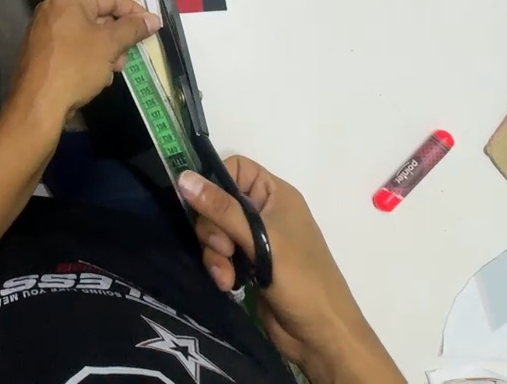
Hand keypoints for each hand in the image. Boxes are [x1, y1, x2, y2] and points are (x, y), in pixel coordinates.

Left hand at [7, 0, 158, 129]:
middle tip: (126, 56)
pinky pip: (73, 47)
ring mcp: (45, 29)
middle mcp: (53, 8)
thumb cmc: (76, 66)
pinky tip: (95, 77)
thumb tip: (152, 19)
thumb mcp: (110, 45)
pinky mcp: (42, 50)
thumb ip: (132, 29)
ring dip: (105, 52)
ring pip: (87, 34)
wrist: (39, 102)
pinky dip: (88, 58)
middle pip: (97, 16)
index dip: (133, 11)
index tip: (151, 26)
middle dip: (116, 38)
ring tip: (110, 71)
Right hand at [179, 159, 397, 383]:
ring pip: (216, 229)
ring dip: (214, 252)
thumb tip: (183, 177)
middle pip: (218, 201)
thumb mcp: (260, 240)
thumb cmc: (301, 280)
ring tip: (224, 275)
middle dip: (213, 228)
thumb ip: (221, 208)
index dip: (215, 183)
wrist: (323, 339)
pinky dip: (219, 266)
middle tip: (223, 249)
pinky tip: (226, 283)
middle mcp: (264, 211)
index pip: (234, 168)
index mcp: (275, 194)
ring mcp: (256, 238)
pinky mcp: (249, 263)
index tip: (204, 204)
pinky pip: (221, 252)